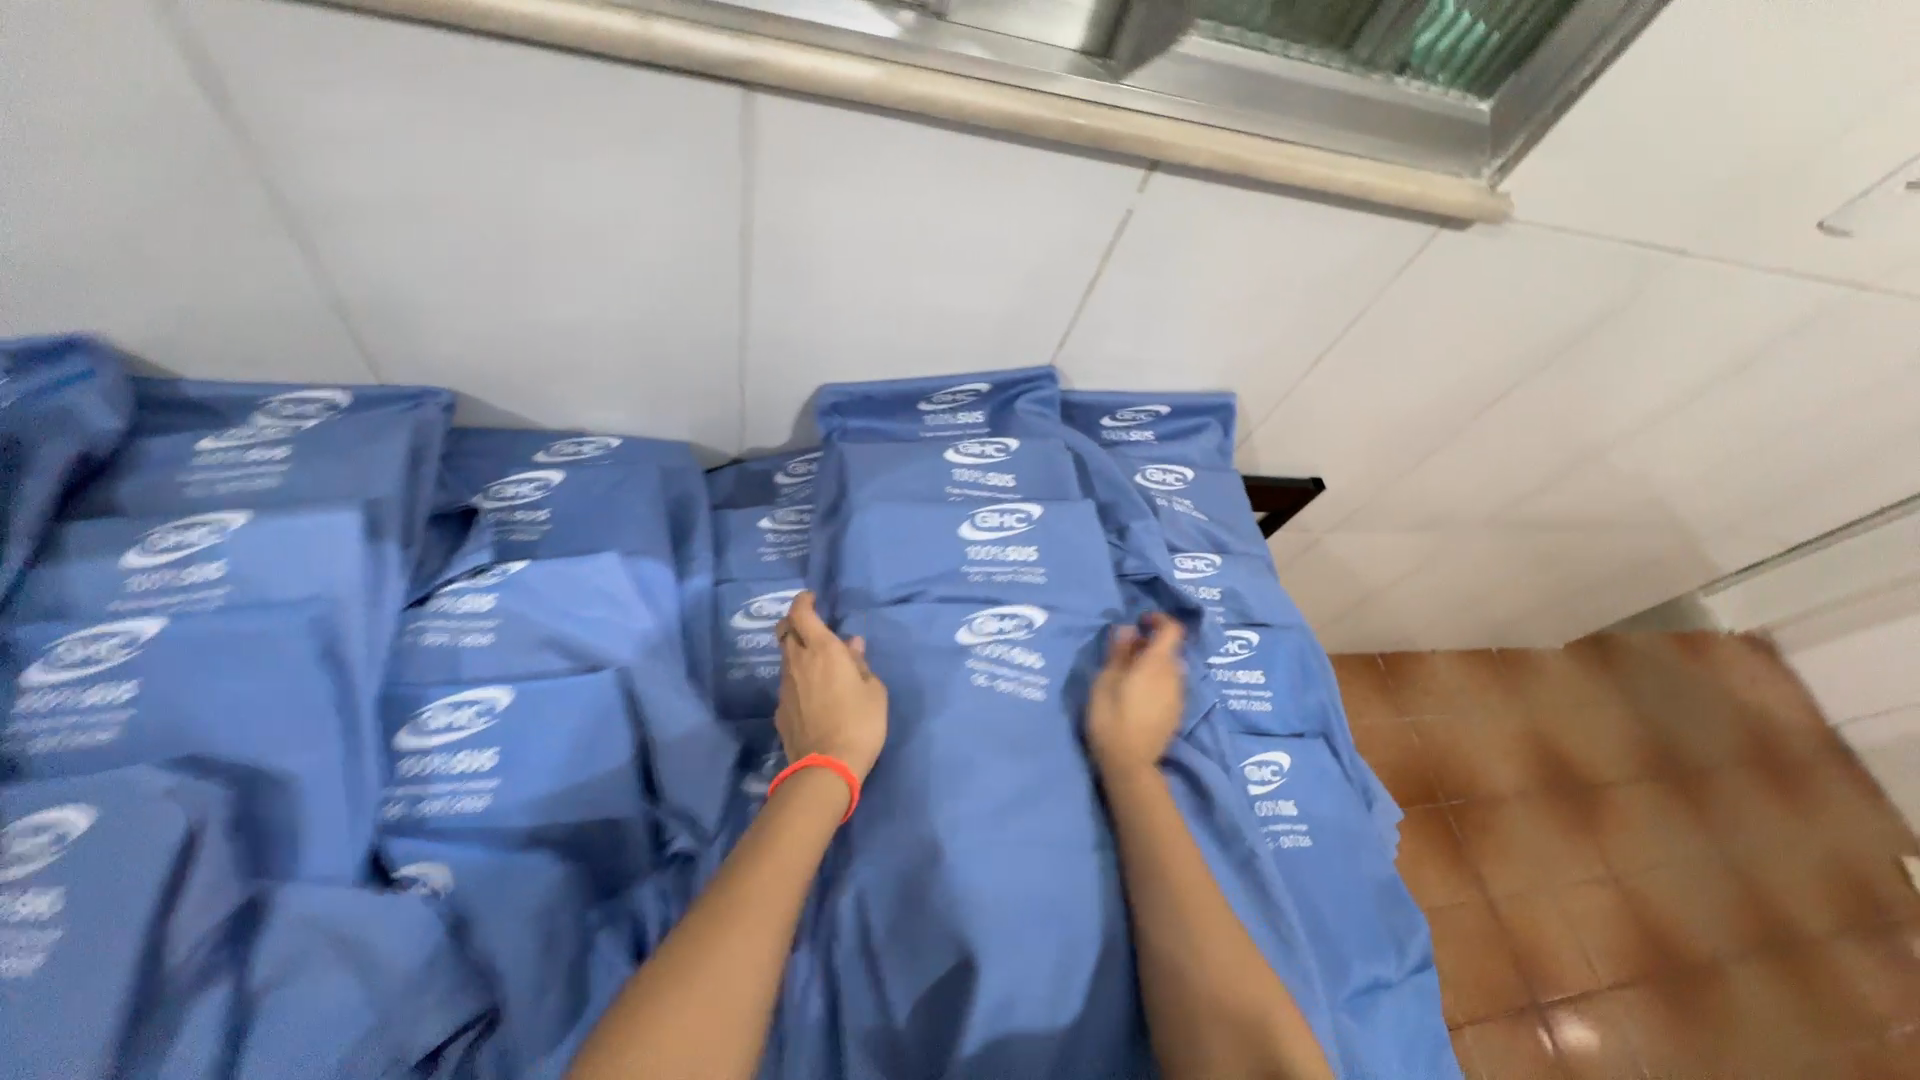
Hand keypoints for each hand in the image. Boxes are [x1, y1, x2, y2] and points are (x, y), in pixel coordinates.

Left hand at [774, 592, 888, 782]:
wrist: (827, 766)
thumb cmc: (860, 721)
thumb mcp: (874, 690)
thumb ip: (860, 664)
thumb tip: (852, 646)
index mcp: (822, 649)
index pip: (801, 613)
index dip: (803, 601)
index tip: (812, 598)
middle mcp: (797, 662)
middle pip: (786, 631)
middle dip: (795, 623)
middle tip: (812, 627)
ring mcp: (785, 687)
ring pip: (786, 659)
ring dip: (798, 654)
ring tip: (819, 665)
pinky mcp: (780, 710)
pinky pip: (789, 685)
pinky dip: (799, 681)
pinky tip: (814, 696)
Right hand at [1086, 613, 1186, 776]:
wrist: (1129, 763)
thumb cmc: (1110, 717)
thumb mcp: (1105, 680)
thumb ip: (1119, 652)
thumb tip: (1128, 629)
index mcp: (1157, 663)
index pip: (1172, 629)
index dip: (1159, 620)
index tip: (1140, 622)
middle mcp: (1174, 676)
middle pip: (1170, 649)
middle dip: (1150, 644)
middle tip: (1124, 652)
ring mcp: (1178, 696)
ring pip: (1170, 669)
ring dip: (1154, 664)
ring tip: (1128, 676)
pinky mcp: (1177, 713)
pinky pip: (1169, 686)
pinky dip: (1157, 681)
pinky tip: (1138, 696)